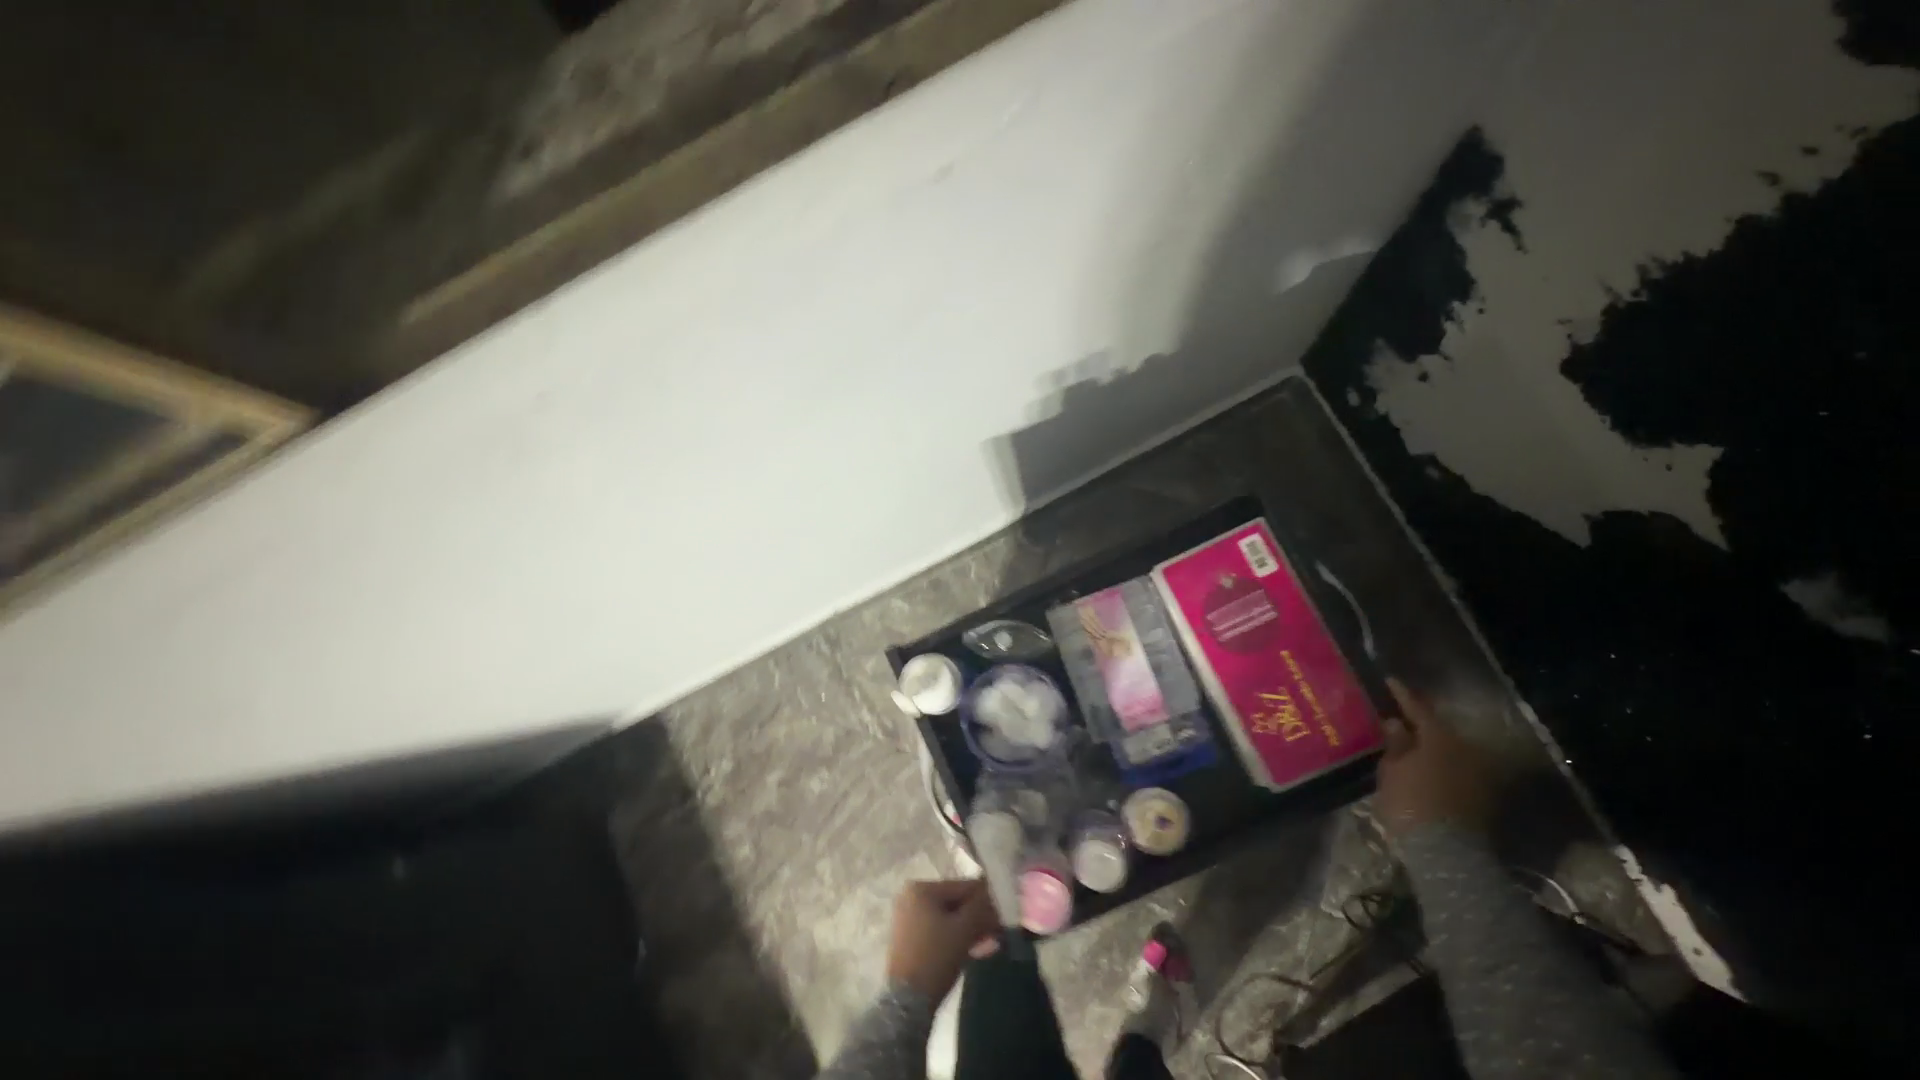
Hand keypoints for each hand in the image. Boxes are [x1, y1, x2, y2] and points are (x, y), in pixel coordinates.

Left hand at [884, 878, 999, 1001]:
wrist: (907, 1000)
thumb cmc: (936, 957)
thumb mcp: (964, 930)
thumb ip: (982, 907)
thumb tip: (995, 893)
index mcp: (921, 888)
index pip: (964, 887)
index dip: (988, 899)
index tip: (1006, 913)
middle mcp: (911, 897)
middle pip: (956, 903)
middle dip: (979, 917)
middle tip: (1000, 931)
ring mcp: (908, 918)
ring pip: (949, 918)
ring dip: (971, 929)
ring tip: (992, 943)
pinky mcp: (910, 938)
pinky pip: (940, 931)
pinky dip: (957, 937)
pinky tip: (977, 950)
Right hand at [1375, 677, 1498, 836]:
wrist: (1446, 852)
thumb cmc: (1410, 804)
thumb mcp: (1392, 771)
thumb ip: (1395, 744)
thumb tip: (1395, 723)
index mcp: (1440, 738)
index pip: (1418, 709)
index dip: (1402, 695)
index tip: (1390, 681)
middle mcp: (1465, 749)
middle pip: (1438, 729)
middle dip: (1418, 723)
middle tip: (1398, 716)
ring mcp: (1478, 772)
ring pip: (1449, 750)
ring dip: (1430, 745)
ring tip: (1410, 744)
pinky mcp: (1481, 794)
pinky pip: (1457, 768)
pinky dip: (1440, 764)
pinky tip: (1425, 768)